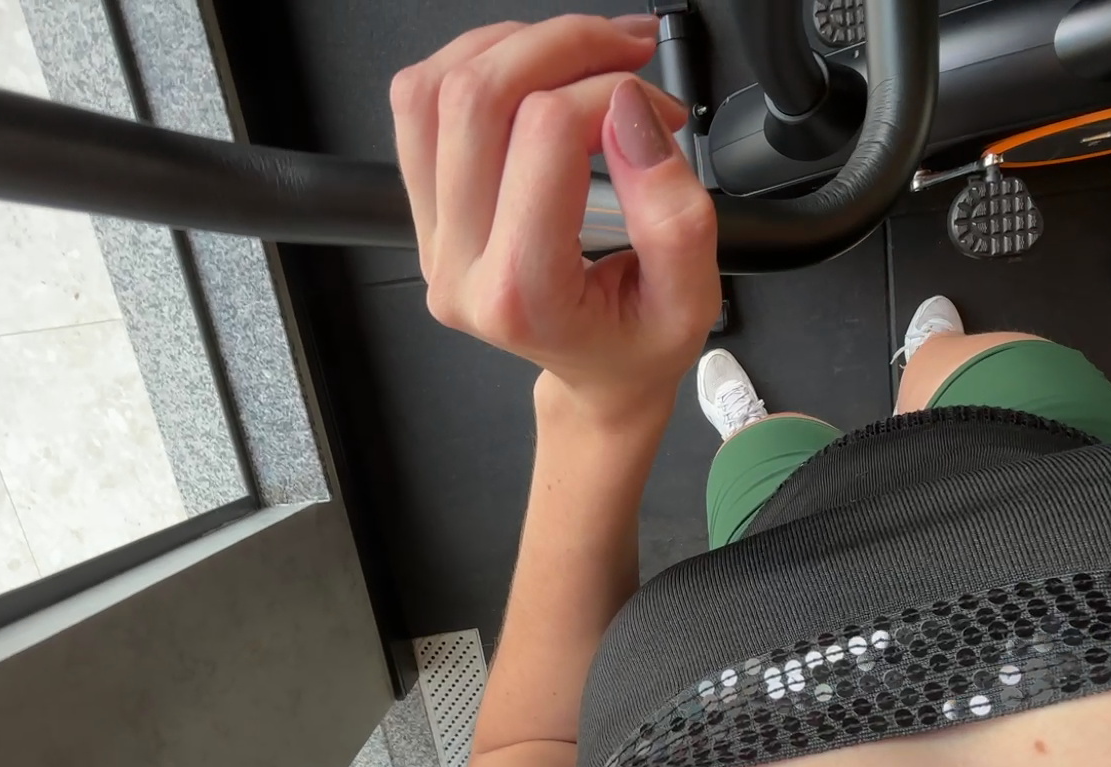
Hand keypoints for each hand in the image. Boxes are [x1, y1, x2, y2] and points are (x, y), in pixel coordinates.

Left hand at [390, 16, 721, 419]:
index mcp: (525, 295)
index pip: (546, 136)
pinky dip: (473, 68)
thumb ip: (675, 215)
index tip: (655, 112)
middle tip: (623, 53)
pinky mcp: (427, 221)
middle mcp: (462, 270)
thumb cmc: (639, 346)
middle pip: (478, 98)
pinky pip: (419, 111)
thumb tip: (629, 113)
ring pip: (434, 91)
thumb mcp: (691, 300)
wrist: (600, 374)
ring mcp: (434, 245)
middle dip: (563, 47)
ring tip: (578, 60)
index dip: (611, 95)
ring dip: (513, 48)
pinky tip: (529, 79)